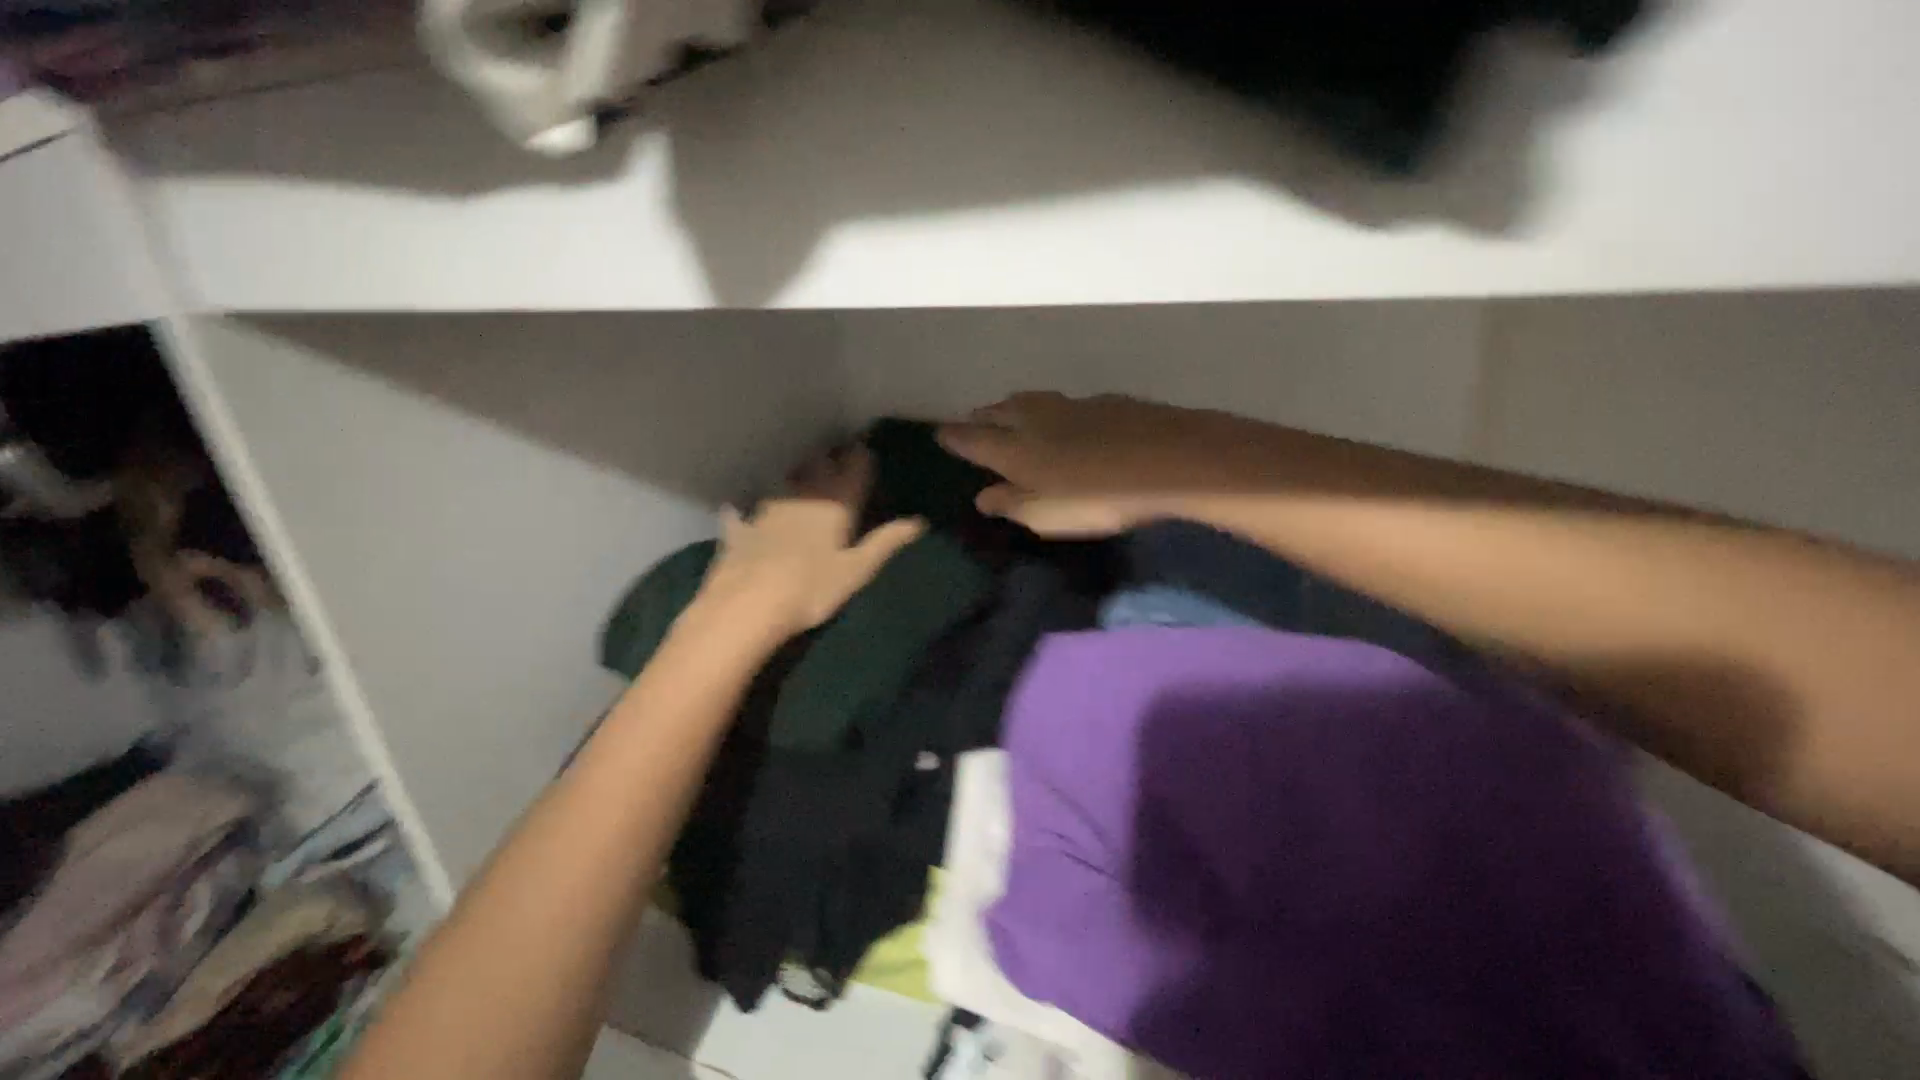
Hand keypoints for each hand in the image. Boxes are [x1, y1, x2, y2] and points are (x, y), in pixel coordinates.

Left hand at [690, 445, 924, 642]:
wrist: (747, 605)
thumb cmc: (812, 589)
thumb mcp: (858, 570)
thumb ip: (886, 542)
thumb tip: (919, 520)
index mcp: (835, 505)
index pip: (853, 470)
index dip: (861, 457)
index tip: (866, 447)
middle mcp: (801, 497)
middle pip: (818, 468)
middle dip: (829, 460)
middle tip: (836, 454)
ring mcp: (766, 511)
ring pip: (783, 483)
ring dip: (794, 477)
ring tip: (801, 475)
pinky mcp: (738, 531)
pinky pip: (740, 515)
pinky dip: (742, 511)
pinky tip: (737, 509)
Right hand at [937, 392, 1260, 536]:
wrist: (1168, 459)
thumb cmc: (1098, 497)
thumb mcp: (1047, 515)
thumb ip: (1012, 504)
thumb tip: (983, 496)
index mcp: (1014, 448)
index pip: (972, 439)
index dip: (954, 437)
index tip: (940, 434)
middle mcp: (1036, 419)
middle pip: (1000, 411)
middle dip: (982, 416)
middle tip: (972, 419)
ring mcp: (1073, 406)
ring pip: (1032, 401)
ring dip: (1015, 406)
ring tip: (1009, 411)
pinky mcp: (1107, 403)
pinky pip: (1068, 404)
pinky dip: (1055, 410)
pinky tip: (1066, 418)